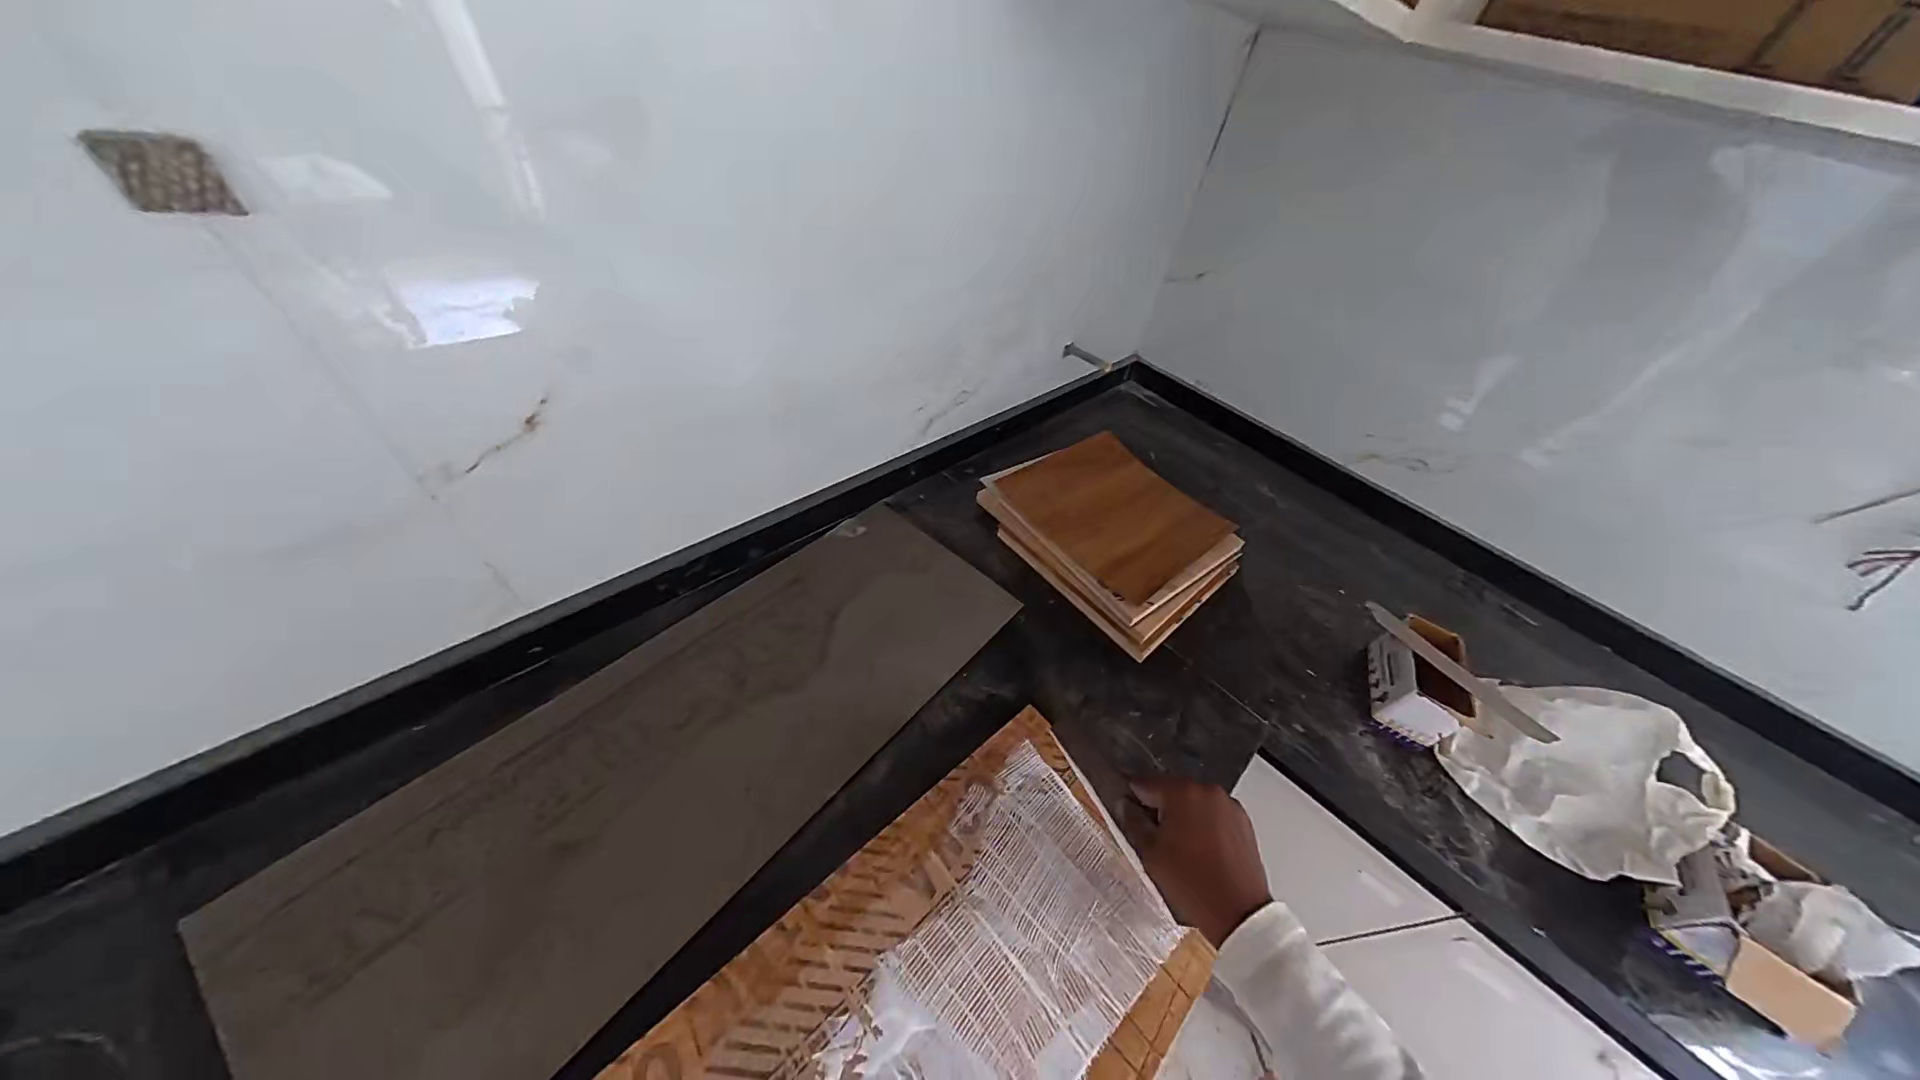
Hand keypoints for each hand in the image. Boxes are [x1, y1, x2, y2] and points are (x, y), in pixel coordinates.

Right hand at [1121, 775, 1272, 946]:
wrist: (1239, 912)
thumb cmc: (1192, 883)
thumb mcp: (1149, 852)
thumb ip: (1132, 820)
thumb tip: (1126, 805)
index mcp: (1181, 791)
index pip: (1143, 781)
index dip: (1130, 796)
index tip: (1125, 808)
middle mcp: (1206, 790)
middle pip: (1170, 789)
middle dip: (1158, 807)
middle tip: (1152, 835)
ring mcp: (1228, 804)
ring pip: (1192, 801)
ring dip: (1181, 815)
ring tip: (1178, 847)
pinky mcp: (1242, 821)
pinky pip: (1212, 813)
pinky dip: (1203, 824)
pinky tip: (1199, 850)